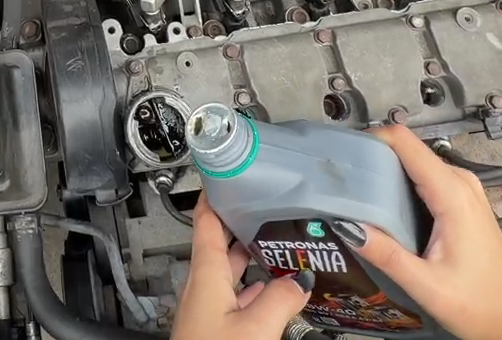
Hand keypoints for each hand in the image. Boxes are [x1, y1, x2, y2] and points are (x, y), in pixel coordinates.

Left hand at [171, 194, 310, 339]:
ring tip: (270, 244)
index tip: (226, 177)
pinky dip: (248, 287)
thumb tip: (301, 280)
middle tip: (260, 208)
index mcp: (204, 272)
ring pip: (226, 270)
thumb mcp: (254, 328)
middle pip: (218, 241)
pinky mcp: (211, 325)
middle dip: (238, 224)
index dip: (214, 196)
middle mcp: (200, 284)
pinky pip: (231, 296)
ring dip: (246, 256)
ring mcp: (204, 306)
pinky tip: (263, 290)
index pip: (205, 219)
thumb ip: (279, 300)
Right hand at [347, 125, 501, 339]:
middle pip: (406, 148)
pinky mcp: (463, 198)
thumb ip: (386, 255)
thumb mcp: (427, 286)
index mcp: (452, 193)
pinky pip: (425, 173)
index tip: (346, 155)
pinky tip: (387, 204)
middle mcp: (460, 181)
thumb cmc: (481, 307)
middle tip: (346, 180)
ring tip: (361, 191)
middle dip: (373, 156)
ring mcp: (464, 188)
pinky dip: (402, 181)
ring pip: (414, 160)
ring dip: (386, 169)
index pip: (404, 140)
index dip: (371, 138)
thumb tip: (345, 224)